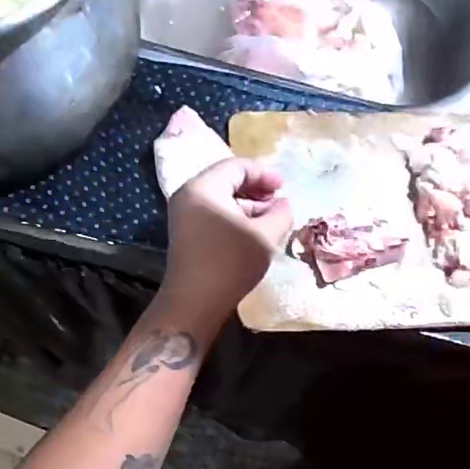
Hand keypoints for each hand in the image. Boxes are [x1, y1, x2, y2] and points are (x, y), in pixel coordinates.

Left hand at [159, 158, 293, 329]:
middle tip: (279, 202)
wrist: (195, 302)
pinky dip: (234, 217)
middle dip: (256, 189)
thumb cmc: (231, 262)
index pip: (238, 166)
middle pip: (227, 180)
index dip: (265, 174)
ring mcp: (184, 215)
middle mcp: (189, 195)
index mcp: (205, 187)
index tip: (285, 187)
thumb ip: (281, 213)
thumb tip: (284, 204)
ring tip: (270, 220)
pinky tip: (252, 233)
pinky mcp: (186, 233)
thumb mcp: (265, 235)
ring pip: (221, 198)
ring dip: (247, 205)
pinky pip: (213, 213)